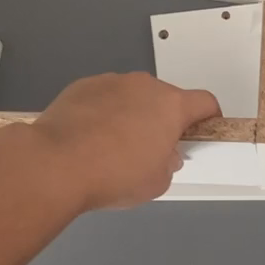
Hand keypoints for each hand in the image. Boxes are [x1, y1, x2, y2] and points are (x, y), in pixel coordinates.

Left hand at [24, 72, 221, 212]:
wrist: (56, 164)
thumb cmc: (112, 174)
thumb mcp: (156, 182)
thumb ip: (168, 163)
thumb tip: (163, 156)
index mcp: (171, 106)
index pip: (204, 102)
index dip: (208, 117)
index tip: (204, 128)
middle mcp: (144, 86)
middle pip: (165, 98)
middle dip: (162, 120)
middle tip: (149, 149)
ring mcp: (112, 82)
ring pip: (132, 96)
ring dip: (130, 114)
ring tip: (112, 146)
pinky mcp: (83, 86)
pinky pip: (103, 97)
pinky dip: (102, 112)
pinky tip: (89, 138)